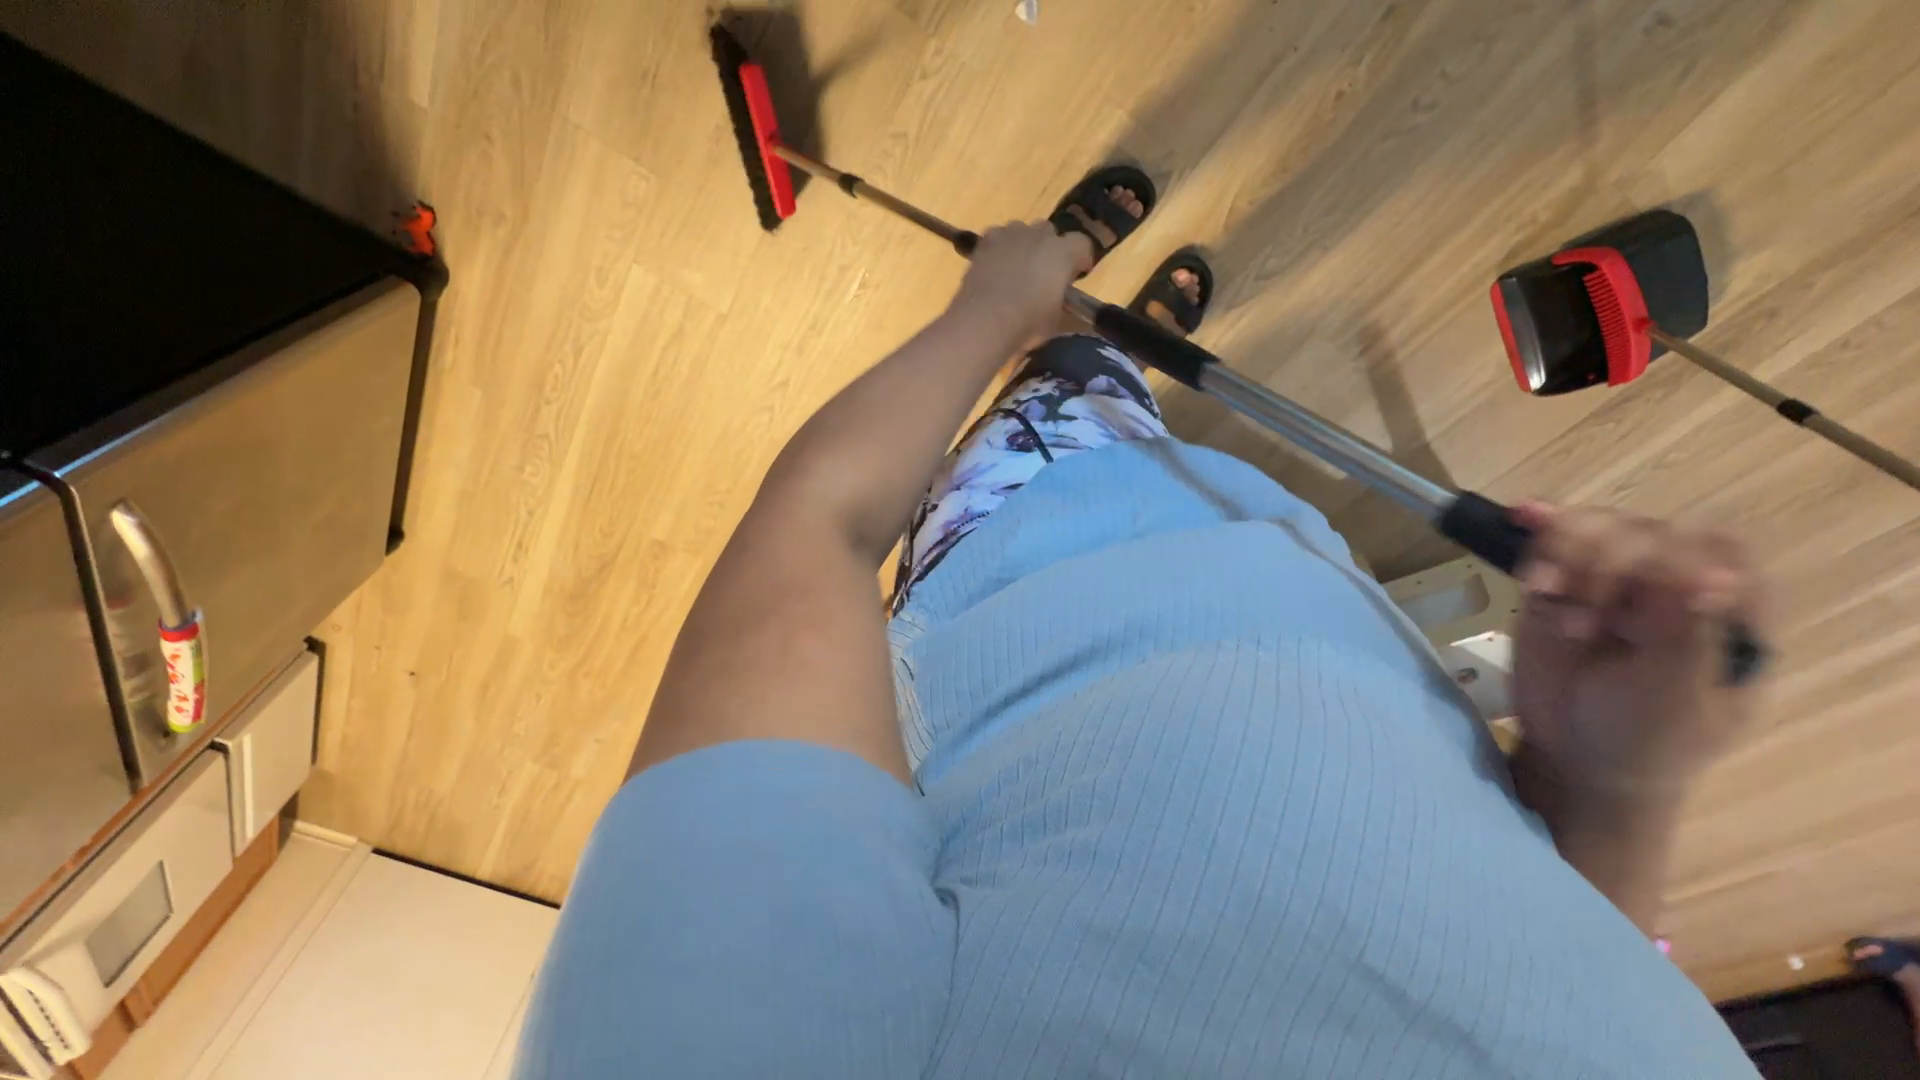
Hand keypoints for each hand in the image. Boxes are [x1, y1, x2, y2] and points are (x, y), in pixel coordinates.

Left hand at [947, 221, 1094, 348]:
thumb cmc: (1027, 324)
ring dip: (1024, 244)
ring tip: (1017, 268)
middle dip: (1049, 248)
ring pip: (1022, 230)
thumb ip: (1063, 303)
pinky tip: (995, 266)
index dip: (1081, 259)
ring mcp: (1010, 234)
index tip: (1076, 275)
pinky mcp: (986, 241)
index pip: (1082, 244)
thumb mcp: (1055, 320)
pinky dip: (1000, 247)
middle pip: (1050, 232)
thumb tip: (1062, 305)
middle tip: (1043, 273)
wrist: (984, 321)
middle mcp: (1039, 235)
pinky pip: (998, 236)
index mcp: (1063, 253)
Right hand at [1509, 502, 1763, 797]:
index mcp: (1725, 612)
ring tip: (1545, 590)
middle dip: (1608, 563)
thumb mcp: (1673, 701)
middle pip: (1646, 534)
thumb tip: (1710, 576)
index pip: (1716, 555)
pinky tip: (1523, 515)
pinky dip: (1540, 529)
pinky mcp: (1559, 587)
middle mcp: (1673, 586)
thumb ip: (1686, 638)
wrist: (1576, 759)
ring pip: (1596, 530)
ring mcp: (1612, 583)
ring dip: (1566, 550)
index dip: (1679, 557)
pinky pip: (1552, 545)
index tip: (1647, 583)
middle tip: (1580, 621)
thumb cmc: (1645, 740)